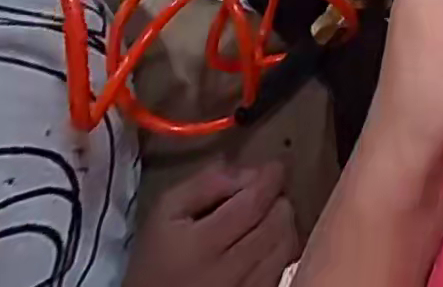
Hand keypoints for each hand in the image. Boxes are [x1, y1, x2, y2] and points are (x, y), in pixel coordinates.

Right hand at [125, 161, 297, 286]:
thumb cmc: (156, 259)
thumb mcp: (167, 211)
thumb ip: (207, 182)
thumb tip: (247, 171)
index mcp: (203, 245)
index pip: (254, 202)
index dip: (272, 178)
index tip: (273, 168)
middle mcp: (227, 274)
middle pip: (278, 222)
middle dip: (278, 199)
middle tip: (265, 194)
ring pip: (286, 246)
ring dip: (283, 223)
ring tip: (265, 218)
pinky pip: (281, 270)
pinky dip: (280, 250)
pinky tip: (264, 244)